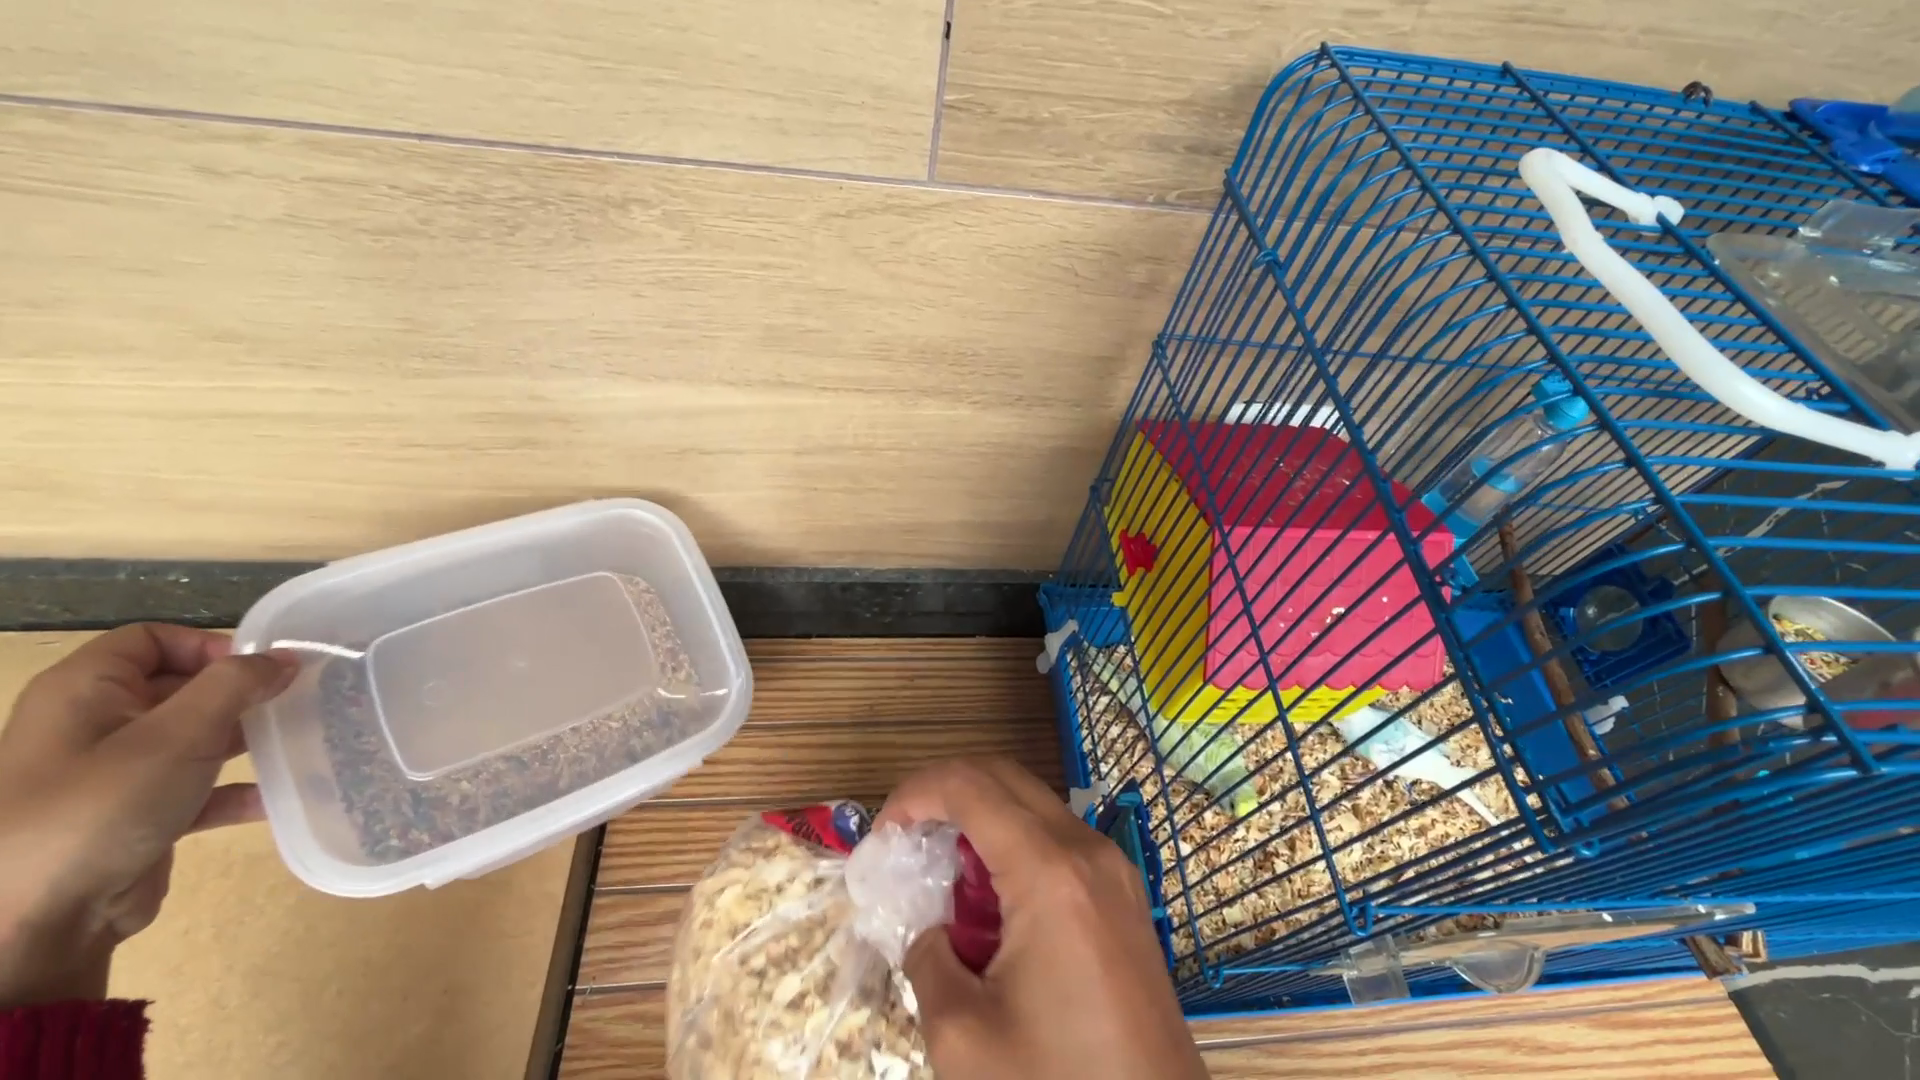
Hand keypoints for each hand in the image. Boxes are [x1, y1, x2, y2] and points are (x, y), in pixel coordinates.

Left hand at [0, 625, 296, 1005]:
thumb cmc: (102, 807)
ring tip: (301, 741)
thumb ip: (236, 685)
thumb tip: (283, 659)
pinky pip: (197, 790)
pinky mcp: (136, 818)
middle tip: (297, 702)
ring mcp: (113, 775)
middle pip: (179, 687)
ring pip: (193, 739)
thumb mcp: (178, 734)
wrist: (37, 922)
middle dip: (240, 693)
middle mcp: (92, 725)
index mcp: (84, 692)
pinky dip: (237, 790)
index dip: (210, 645)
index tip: (265, 670)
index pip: (152, 640)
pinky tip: (280, 797)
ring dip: (246, 739)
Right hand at [877, 759, 1208, 1079]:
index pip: (970, 786)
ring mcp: (1113, 868)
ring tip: (943, 875)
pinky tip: (991, 901)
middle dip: (943, 794)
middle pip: (1002, 777)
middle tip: (905, 842)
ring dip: (979, 818)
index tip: (883, 836)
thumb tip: (928, 931)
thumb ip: (927, 961)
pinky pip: (1057, 838)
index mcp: (1049, 872)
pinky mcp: (1123, 892)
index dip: (915, 793)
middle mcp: (1087, 850)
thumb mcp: (964, 1036)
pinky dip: (1013, 844)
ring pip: (1031, 803)